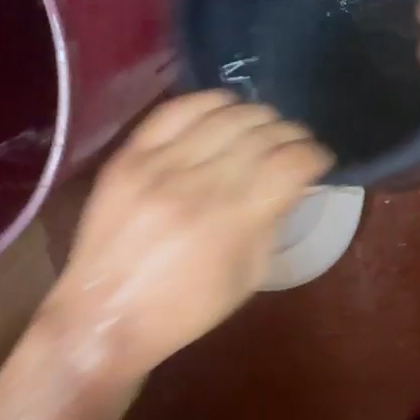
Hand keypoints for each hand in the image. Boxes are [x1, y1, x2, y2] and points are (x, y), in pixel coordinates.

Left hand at [43, 91, 331, 376]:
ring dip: (256, 115)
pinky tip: (226, 107)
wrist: (101, 318)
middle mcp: (196, 187)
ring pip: (224, 116)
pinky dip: (208, 101)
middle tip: (296, 141)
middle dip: (290, 133)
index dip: (313, 154)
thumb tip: (297, 179)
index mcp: (230, 224)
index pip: (289, 165)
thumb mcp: (246, 277)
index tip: (319, 158)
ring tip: (265, 124)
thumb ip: (273, 220)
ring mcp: (159, 166)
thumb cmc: (183, 310)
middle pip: (261, 135)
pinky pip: (175, 110)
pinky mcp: (129, 157)